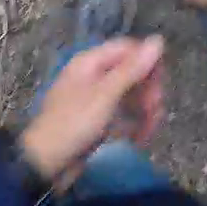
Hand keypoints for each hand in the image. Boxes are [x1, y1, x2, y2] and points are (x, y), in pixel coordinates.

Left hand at [19, 37, 164, 187]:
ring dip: (144, 111)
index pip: (127, 49)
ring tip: (150, 130)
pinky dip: (133, 125)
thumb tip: (158, 40)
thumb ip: (133, 68)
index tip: (161, 82)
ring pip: (129, 97)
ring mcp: (94, 100)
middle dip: (147, 91)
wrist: (45, 165)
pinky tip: (140, 139)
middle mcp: (93, 76)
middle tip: (156, 110)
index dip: (147, 61)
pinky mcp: (96, 122)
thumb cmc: (74, 123)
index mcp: (91, 62)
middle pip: (130, 73)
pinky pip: (121, 116)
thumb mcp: (106, 95)